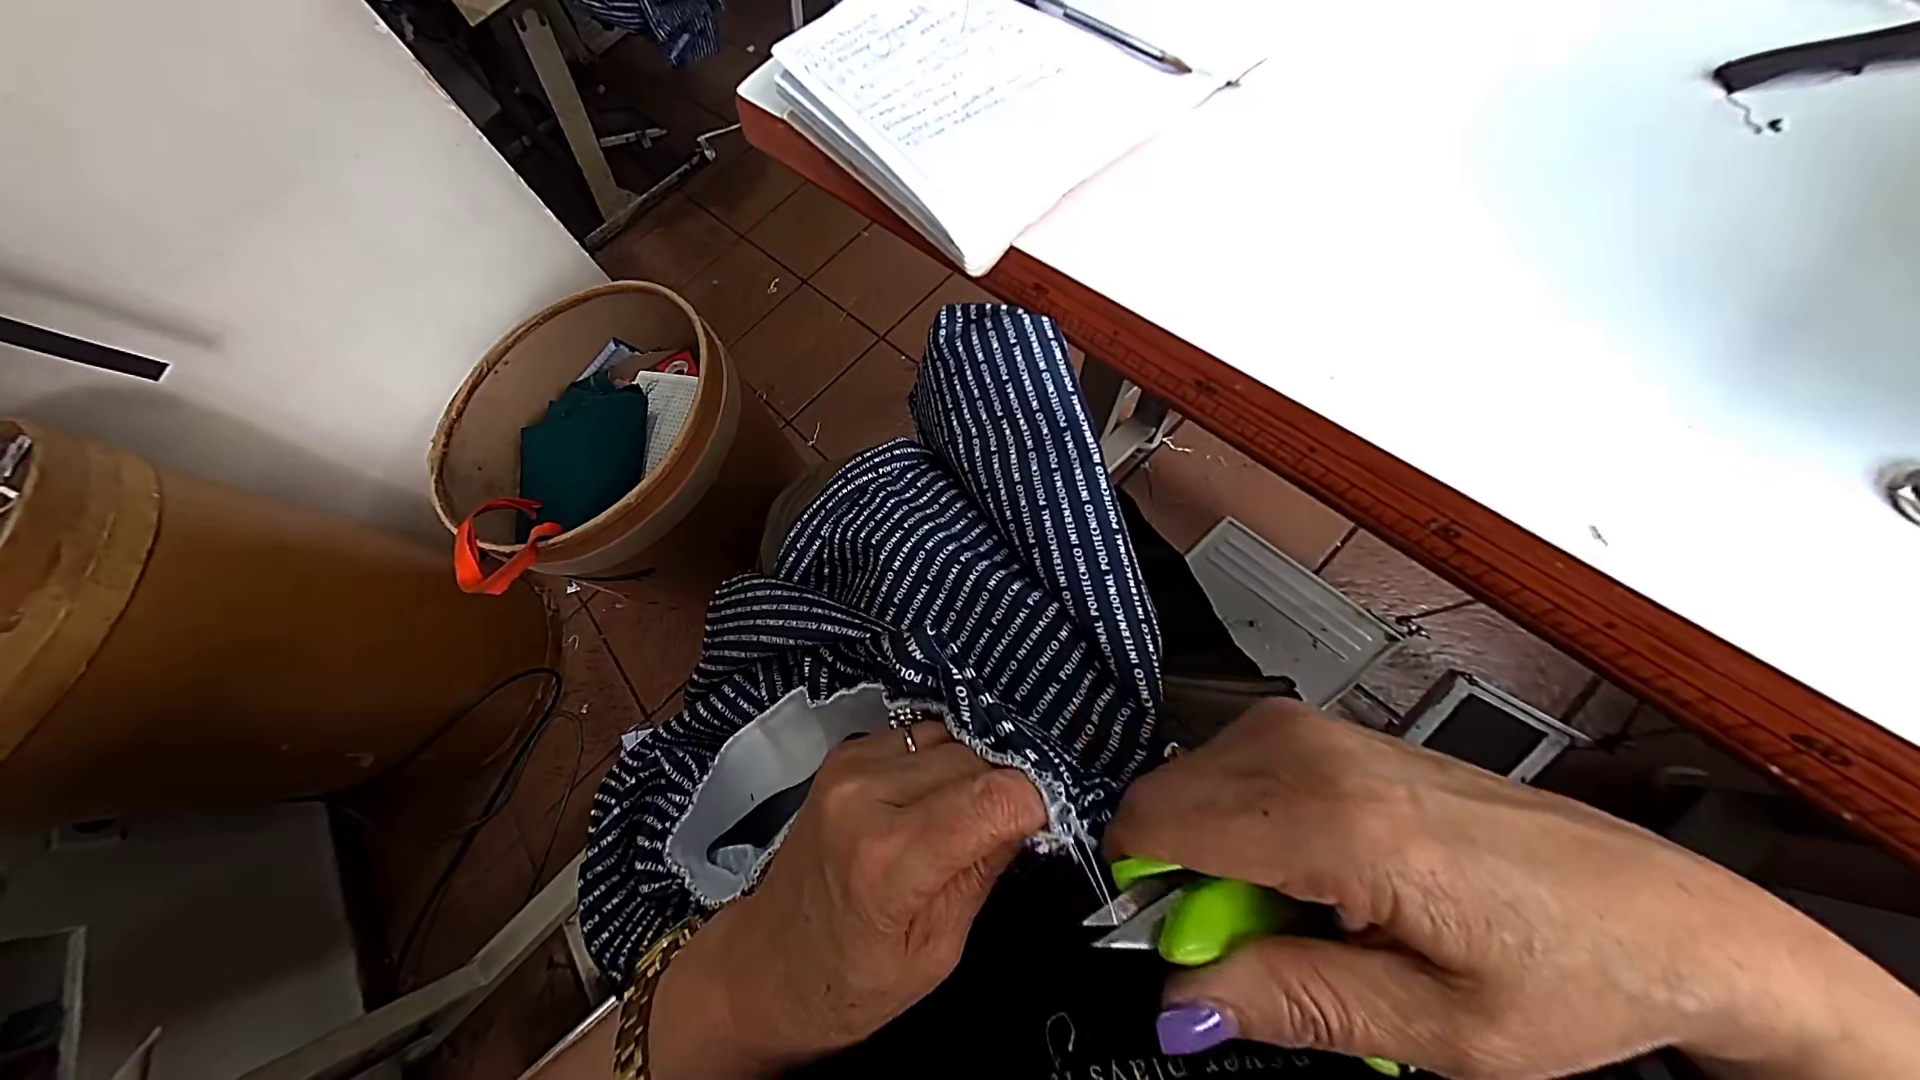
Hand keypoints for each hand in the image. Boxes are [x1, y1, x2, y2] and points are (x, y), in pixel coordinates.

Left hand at [649, 721, 1046, 1078]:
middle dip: (1001, 790)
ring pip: (951, 739)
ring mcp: (850, 765)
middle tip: (1001, 831)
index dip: (1033, 803)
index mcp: (889, 857)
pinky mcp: (846, 752)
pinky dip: (938, 761)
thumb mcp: (937, 948)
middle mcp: (866, 794)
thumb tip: (1031, 811)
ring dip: (969, 772)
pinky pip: (919, 735)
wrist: (768, 962)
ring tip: (960, 817)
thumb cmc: (851, 979)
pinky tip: (929, 798)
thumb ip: (986, 868)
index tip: (1043, 822)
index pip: (994, 796)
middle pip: (975, 760)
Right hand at [1106, 699, 1919, 1078]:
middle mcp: (1303, 746)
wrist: (1649, 904)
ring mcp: (1303, 724)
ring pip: (1182, 783)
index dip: (1143, 889)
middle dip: (1177, 874)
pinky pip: (1218, 769)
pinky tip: (1302, 864)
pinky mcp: (1308, 724)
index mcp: (1333, 816)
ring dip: (1205, 850)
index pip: (1156, 820)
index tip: (1188, 948)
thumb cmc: (1564, 971)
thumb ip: (1285, 1001)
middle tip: (1254, 939)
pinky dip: (1231, 823)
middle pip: (1160, 798)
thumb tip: (1175, 1003)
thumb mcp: (1433, 1030)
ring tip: (1294, 907)